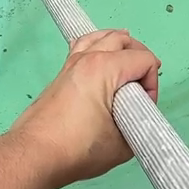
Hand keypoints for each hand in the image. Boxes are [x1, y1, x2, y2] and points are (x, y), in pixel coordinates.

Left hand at [4, 29, 159, 188]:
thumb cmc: (78, 148)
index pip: (143, 59)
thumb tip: (138, 120)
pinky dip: (96, 44)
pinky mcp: (62, 72)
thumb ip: (138, 127)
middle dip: (139, 56)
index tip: (145, 106)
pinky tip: (99, 54)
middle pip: (122, 39)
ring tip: (129, 56)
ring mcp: (72, 62)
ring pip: (100, 36)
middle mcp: (87, 57)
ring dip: (118, 43)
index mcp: (104, 68)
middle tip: (144, 83)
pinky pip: (82, 45)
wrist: (36, 153)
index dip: (152, 82)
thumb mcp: (122, 145)